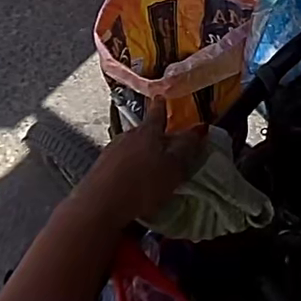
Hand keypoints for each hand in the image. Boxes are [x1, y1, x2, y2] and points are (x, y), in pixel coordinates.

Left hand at [69, 100, 208, 229]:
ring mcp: (111, 149)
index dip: (161, 106)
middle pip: (143, 130)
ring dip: (139, 149)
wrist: (101, 203)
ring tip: (148, 160)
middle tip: (162, 138)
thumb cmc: (143, 184)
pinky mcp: (100, 166)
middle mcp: (128, 135)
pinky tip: (130, 175)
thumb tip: (200, 128)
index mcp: (148, 132)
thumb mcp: (174, 168)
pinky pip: (119, 159)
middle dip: (152, 132)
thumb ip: (187, 148)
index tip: (161, 97)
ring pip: (130, 144)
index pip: (157, 113)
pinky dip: (127, 163)